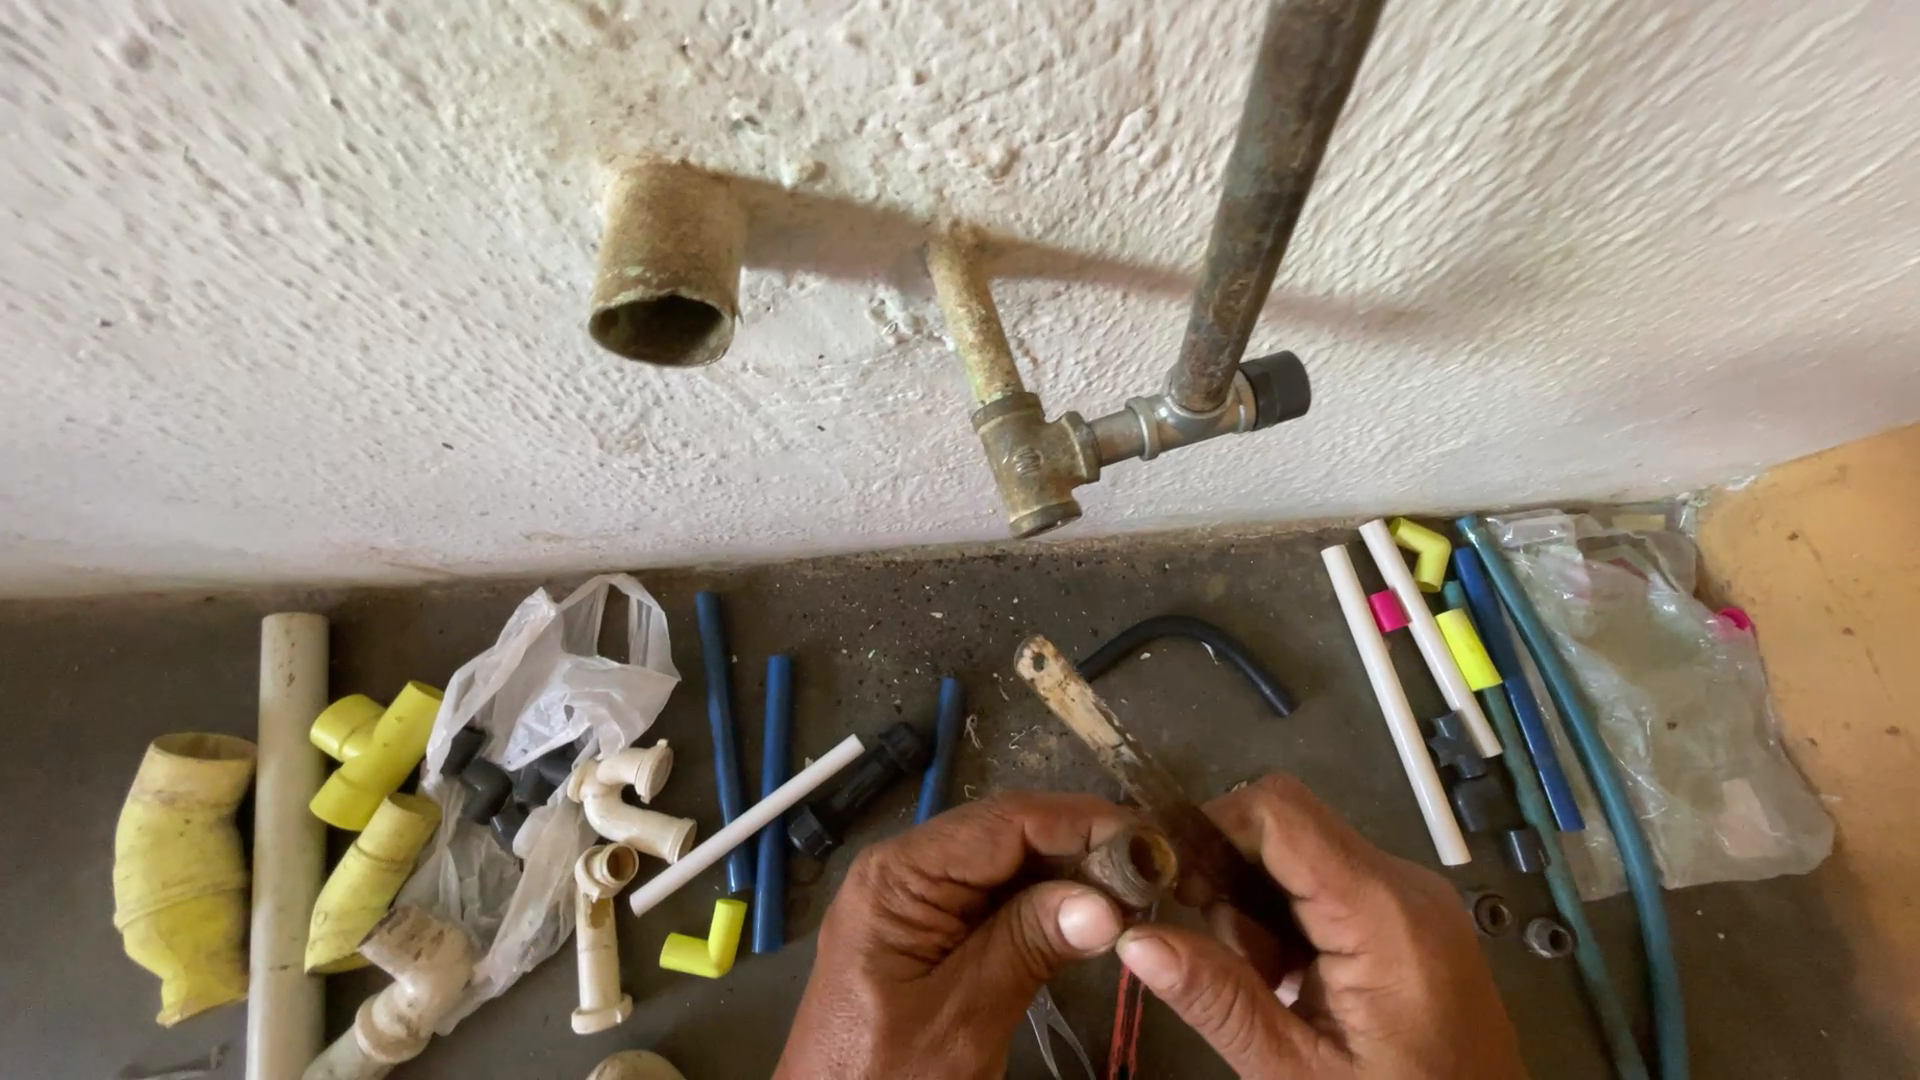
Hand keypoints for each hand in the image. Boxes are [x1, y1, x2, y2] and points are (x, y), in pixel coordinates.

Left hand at [774, 793, 1132, 1079]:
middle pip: (1004, 832)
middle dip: (1077, 842)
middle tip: (1150, 861)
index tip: (1143, 837)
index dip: (1076, 821)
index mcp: (899, 872)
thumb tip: (1107, 901)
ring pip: (1006, 860)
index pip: (1001, 821)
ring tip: (1134, 881)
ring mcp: (917, 895)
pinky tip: (1087, 909)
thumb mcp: (958, 1021)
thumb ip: (1025, 948)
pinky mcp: (931, 926)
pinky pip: (995, 896)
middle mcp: (906, 865)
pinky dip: (1044, 900)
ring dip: (1068, 868)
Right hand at [1115, 775, 1525, 1077]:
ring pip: (1293, 849)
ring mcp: (1408, 895)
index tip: (1174, 889)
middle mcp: (1401, 881)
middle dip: (1228, 873)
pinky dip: (1283, 915)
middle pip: (1281, 823)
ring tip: (1266, 982)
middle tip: (1219, 950)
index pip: (1275, 810)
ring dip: (1253, 901)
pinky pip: (1320, 878)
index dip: (1210, 829)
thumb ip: (1220, 1002)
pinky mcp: (1404, 913)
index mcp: (1384, 913)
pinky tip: (1291, 979)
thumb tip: (1132, 939)